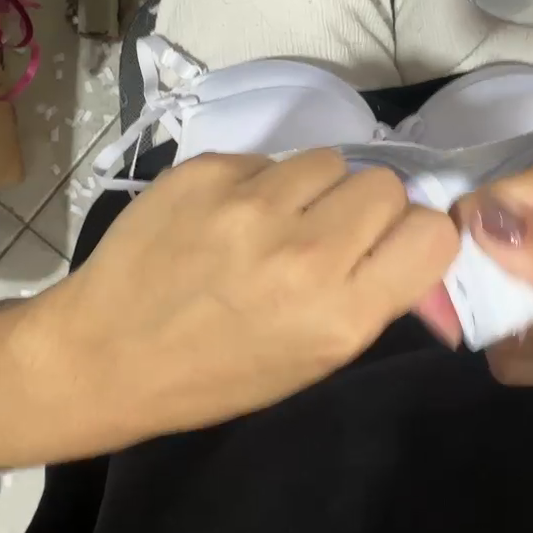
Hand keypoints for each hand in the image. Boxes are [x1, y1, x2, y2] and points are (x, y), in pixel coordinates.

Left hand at [0, 149, 459, 458]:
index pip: (432, 233)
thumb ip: (370, 297)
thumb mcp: (311, 360)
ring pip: (328, 159)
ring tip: (272, 222)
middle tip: (327, 233)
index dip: (417, 236)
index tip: (389, 246)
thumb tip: (414, 245)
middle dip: (367, 206)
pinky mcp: (207, 170)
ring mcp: (251, 202)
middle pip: (386, 183)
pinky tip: (224, 216)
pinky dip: (259, 182)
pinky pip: (268, 157)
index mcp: (339, 314)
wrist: (100, 355)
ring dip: (314, 188)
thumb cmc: (214, 375)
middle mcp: (304, 251)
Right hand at [433, 159, 532, 391]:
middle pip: (469, 270)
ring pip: (486, 321)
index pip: (474, 208)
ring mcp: (525, 275)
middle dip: (523, 315)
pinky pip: (507, 352)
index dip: (469, 253)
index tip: (501, 300)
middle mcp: (531, 226)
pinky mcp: (527, 319)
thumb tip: (476, 223)